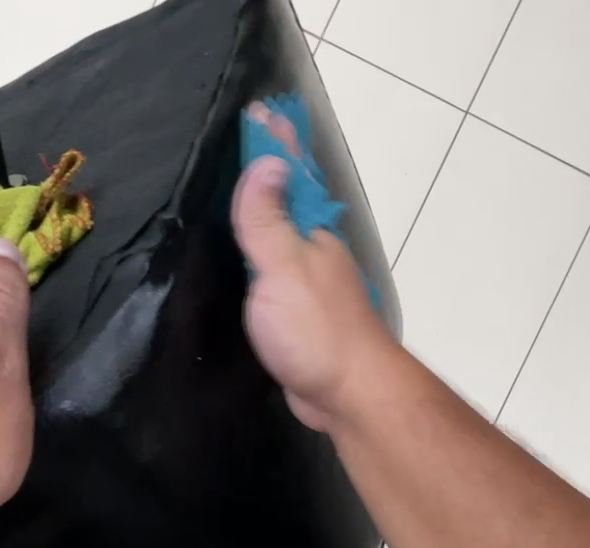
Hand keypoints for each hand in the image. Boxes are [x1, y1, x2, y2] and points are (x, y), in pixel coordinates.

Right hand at [231, 152, 401, 431]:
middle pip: (288, 206)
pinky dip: (262, 264)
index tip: (259, 112)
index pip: (290, 176)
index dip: (273, 146)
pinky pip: (276, 280)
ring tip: (240, 201)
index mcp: (311, 235)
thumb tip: (267, 161)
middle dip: (270, 176)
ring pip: (283, 244)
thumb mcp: (284, 269)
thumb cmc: (315, 330)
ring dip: (267, 219)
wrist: (348, 394)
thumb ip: (268, 221)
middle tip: (244, 149)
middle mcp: (314, 255)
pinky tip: (248, 269)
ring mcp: (310, 289)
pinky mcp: (300, 321)